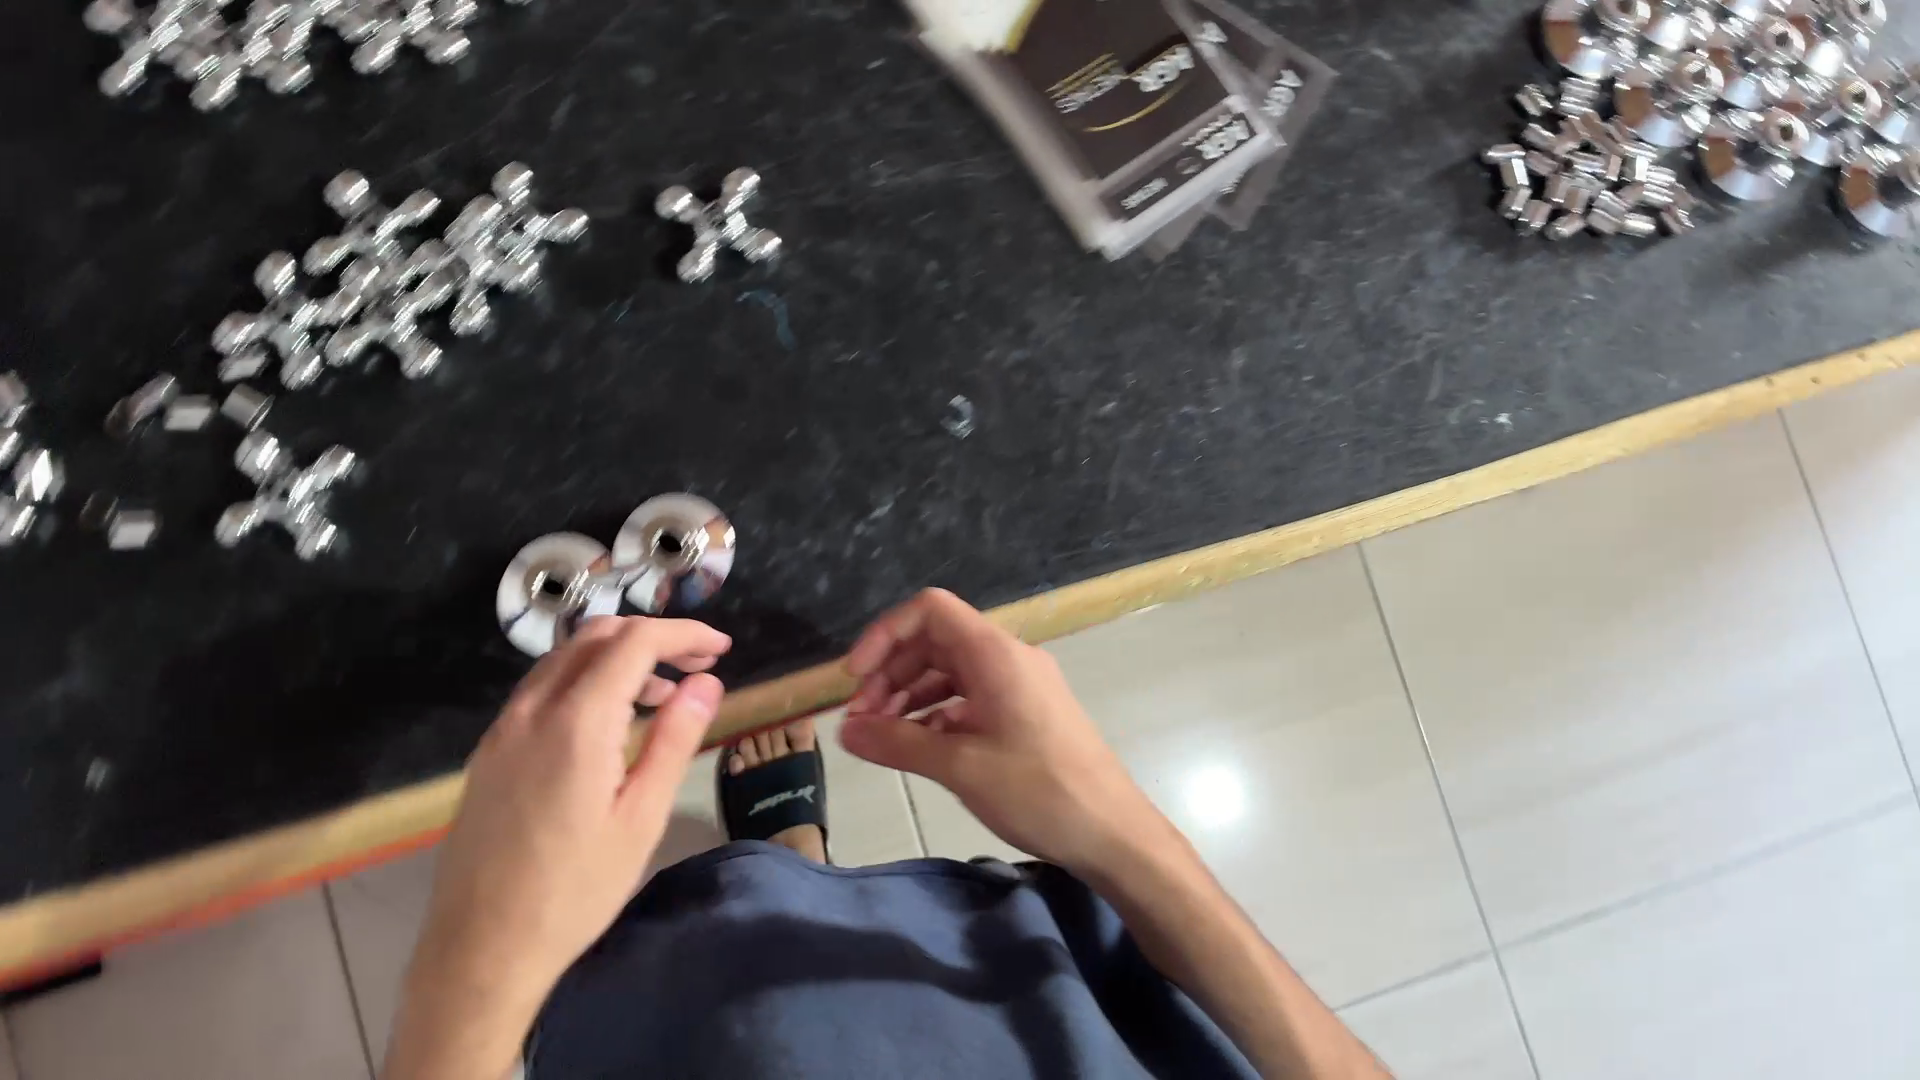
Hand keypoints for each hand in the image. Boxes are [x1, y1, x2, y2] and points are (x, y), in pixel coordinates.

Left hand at [386, 616, 728, 1079]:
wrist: (480, 952)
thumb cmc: (576, 888)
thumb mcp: (643, 815)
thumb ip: (676, 737)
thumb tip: (707, 681)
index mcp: (576, 722)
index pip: (635, 642)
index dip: (684, 634)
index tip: (722, 648)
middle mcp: (532, 710)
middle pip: (597, 636)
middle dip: (654, 637)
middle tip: (699, 664)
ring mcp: (503, 729)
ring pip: (566, 658)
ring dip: (619, 657)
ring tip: (664, 695)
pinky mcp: (490, 751)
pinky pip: (543, 688)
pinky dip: (587, 680)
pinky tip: (611, 722)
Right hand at [839, 589, 1169, 877]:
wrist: (1113, 832)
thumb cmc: (1039, 791)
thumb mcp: (960, 767)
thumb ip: (897, 743)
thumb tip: (844, 731)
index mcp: (994, 653)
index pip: (930, 610)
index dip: (885, 634)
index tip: (855, 678)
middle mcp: (1007, 658)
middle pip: (935, 641)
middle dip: (891, 672)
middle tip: (860, 719)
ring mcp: (1019, 685)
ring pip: (950, 671)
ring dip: (910, 695)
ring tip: (880, 735)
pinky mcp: (1024, 713)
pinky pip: (969, 698)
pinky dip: (937, 714)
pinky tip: (917, 746)